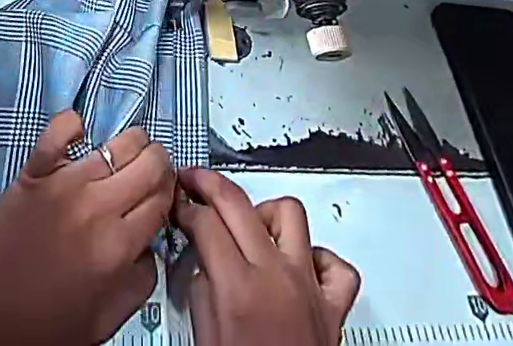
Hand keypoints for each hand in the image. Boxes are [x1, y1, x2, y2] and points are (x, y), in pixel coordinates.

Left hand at [0, 110, 174, 344]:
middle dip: (157, 165)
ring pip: (120, 141)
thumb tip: (151, 241)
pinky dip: (74, 125)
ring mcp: (65, 181)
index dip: (168, 194)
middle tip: (147, 177)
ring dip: (130, 145)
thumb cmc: (44, 323)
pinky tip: (79, 138)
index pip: (163, 198)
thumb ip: (140, 280)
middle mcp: (98, 206)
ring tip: (120, 160)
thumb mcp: (106, 320)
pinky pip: (62, 127)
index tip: (161, 198)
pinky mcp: (36, 167)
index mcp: (119, 247)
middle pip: (151, 162)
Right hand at [174, 167, 359, 345]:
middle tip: (194, 183)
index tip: (177, 204)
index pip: (204, 219)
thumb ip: (202, 287)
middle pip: (236, 200)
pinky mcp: (334, 307)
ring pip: (289, 213)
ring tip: (247, 223)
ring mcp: (308, 287)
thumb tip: (202, 257)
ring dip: (262, 211)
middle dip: (208, 183)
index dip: (184, 205)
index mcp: (238, 289)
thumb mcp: (205, 336)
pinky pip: (335, 264)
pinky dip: (316, 255)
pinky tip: (296, 263)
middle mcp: (276, 278)